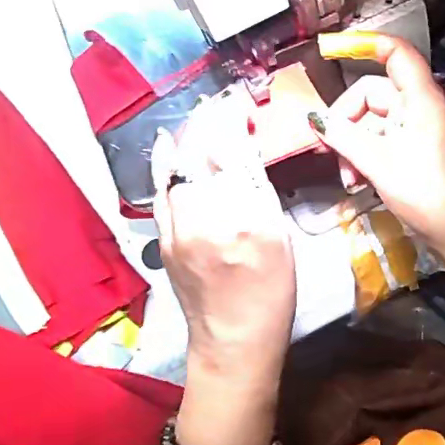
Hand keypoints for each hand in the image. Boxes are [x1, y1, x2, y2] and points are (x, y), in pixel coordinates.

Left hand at [150, 99, 293, 444]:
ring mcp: (182, 228)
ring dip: (191, 136)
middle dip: (212, 120)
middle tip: (221, 102)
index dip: (234, 122)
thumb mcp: (282, 239)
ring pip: (182, 167)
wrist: (231, 343)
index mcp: (252, 219)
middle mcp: (213, 218)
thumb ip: (262, 193)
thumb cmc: (271, 296)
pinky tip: (166, 140)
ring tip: (201, 116)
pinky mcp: (165, 239)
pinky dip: (163, 161)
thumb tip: (245, 153)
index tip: (238, 104)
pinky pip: (162, 189)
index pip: (237, 154)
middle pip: (206, 154)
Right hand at [312, 34, 444, 253]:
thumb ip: (343, 136)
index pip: (397, 54)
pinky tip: (356, 179)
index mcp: (420, 100)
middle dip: (348, 120)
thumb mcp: (376, 162)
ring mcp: (419, 127)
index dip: (367, 45)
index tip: (335, 49)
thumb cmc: (423, 191)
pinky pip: (383, 138)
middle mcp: (421, 107)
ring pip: (373, 120)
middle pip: (373, 94)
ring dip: (353, 145)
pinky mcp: (416, 147)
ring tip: (347, 175)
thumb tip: (315, 119)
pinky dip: (365, 154)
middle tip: (330, 147)